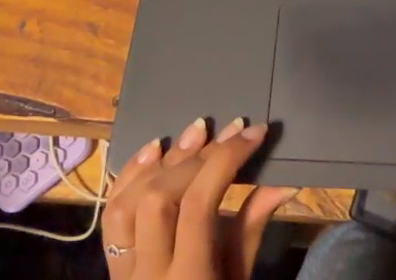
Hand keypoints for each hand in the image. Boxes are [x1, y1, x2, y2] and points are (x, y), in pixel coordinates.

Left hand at [101, 116, 297, 279]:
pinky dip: (130, 176)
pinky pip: (112, 216)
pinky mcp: (113, 268)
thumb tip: (284, 181)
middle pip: (159, 199)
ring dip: (163, 162)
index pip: (198, 206)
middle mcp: (148, 276)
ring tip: (195, 133)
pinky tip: (154, 150)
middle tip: (228, 130)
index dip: (225, 161)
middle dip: (196, 158)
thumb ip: (252, 229)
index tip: (254, 133)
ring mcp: (124, 273)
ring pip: (128, 203)